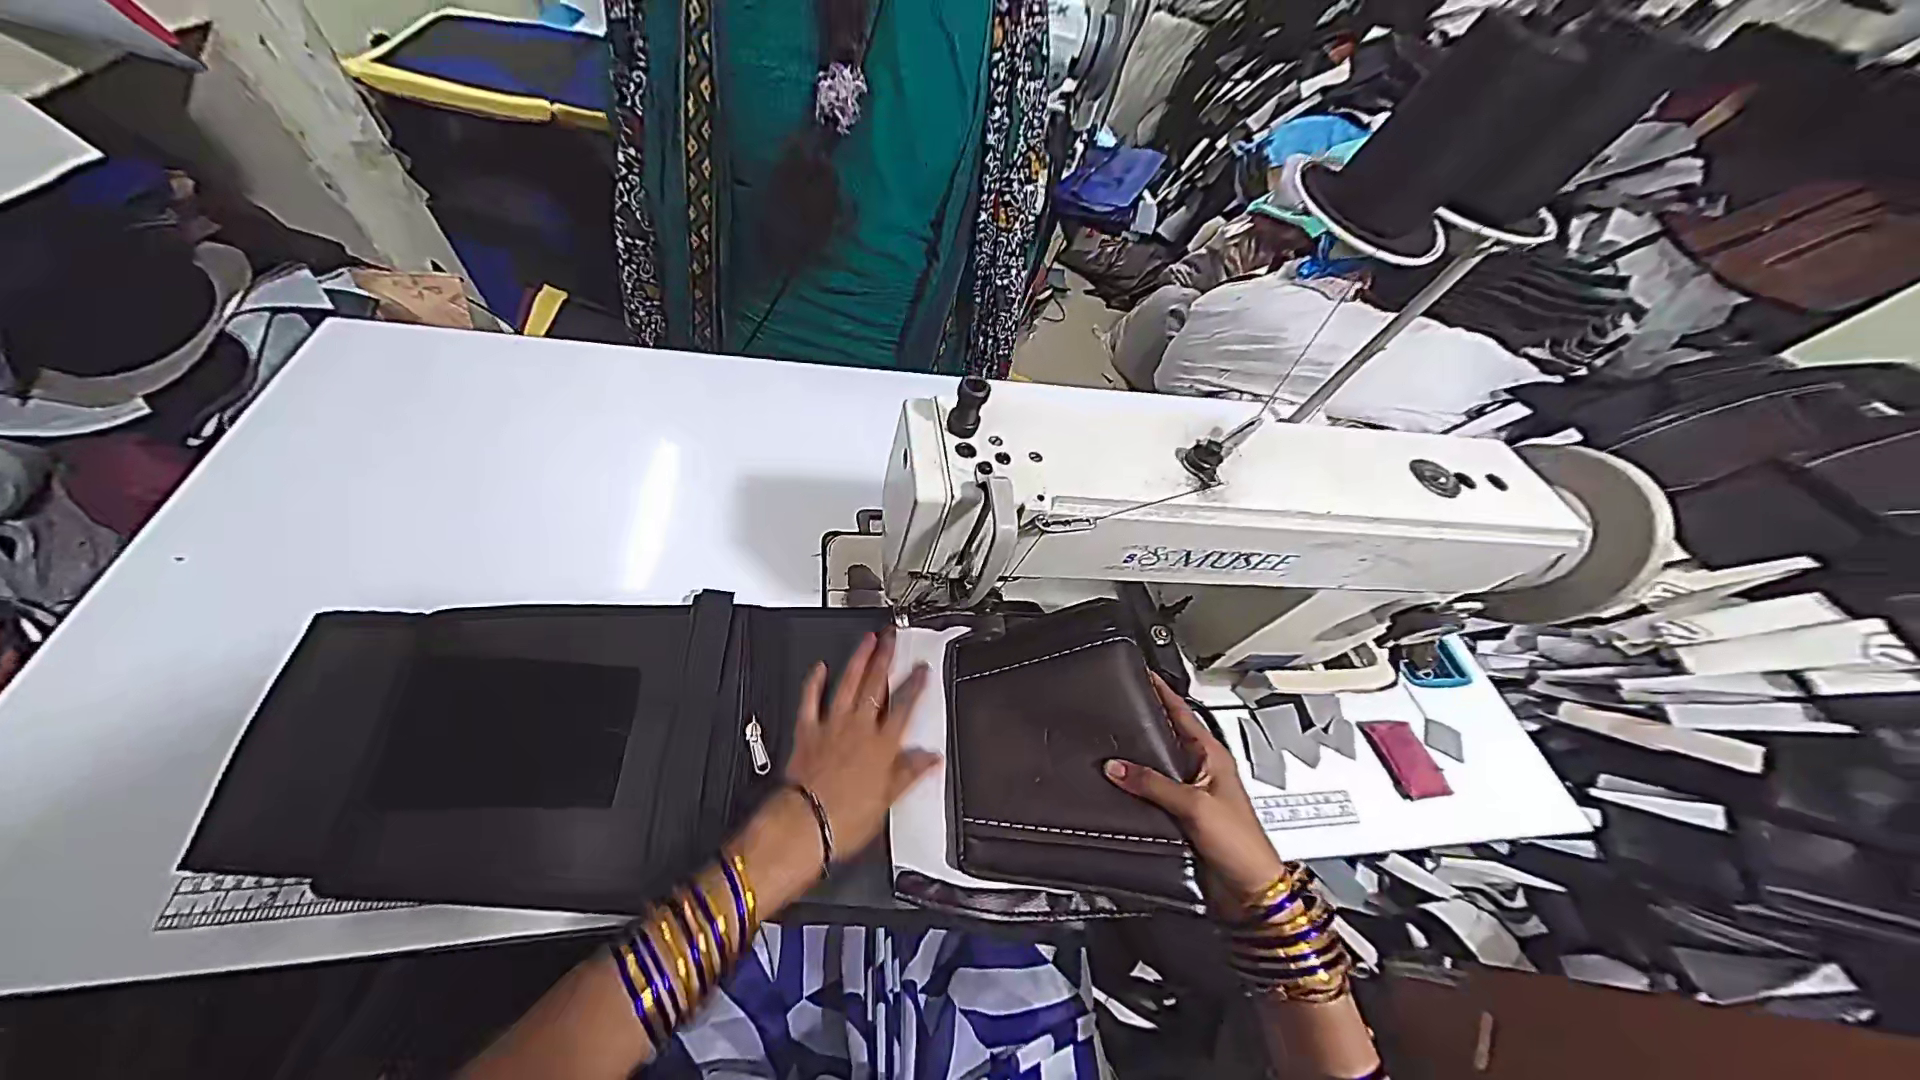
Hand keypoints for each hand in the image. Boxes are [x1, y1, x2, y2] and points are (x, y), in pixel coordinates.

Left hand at [783, 630, 940, 859]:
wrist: (806, 823)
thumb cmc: (845, 817)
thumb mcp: (888, 799)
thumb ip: (910, 773)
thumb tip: (930, 759)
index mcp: (882, 744)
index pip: (905, 706)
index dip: (915, 684)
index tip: (920, 669)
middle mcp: (859, 728)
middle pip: (877, 685)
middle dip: (887, 658)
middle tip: (892, 638)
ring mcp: (832, 726)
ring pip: (849, 684)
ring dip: (859, 660)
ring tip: (867, 641)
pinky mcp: (808, 732)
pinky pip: (810, 701)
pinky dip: (815, 683)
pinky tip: (820, 668)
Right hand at [1103, 672, 1286, 914]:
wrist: (1251, 891)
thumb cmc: (1242, 845)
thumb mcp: (1194, 805)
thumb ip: (1152, 783)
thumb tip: (1116, 766)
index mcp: (1212, 755)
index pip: (1182, 712)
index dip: (1163, 691)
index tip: (1144, 674)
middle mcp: (1202, 769)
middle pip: (1167, 735)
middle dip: (1145, 721)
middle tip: (1121, 703)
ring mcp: (1193, 792)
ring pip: (1159, 764)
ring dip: (1139, 757)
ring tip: (1115, 741)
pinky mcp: (1184, 814)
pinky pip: (1154, 791)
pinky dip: (1139, 785)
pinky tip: (1124, 785)